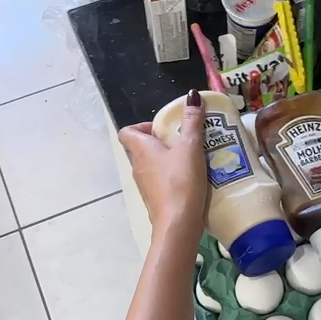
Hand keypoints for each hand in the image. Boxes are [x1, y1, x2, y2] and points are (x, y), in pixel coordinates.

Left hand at [118, 90, 207, 241]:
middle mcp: (137, 166)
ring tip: (192, 159)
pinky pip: (160, 182)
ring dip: (168, 160)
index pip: (127, 132)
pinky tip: (193, 180)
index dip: (142, 126)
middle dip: (161, 142)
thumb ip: (192, 121)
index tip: (163, 128)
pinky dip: (172, 178)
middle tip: (184, 140)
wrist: (178, 223)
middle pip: (142, 148)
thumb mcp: (190, 147)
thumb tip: (192, 95)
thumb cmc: (181, 181)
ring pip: (152, 166)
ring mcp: (145, 186)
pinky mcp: (155, 201)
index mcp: (140, 149)